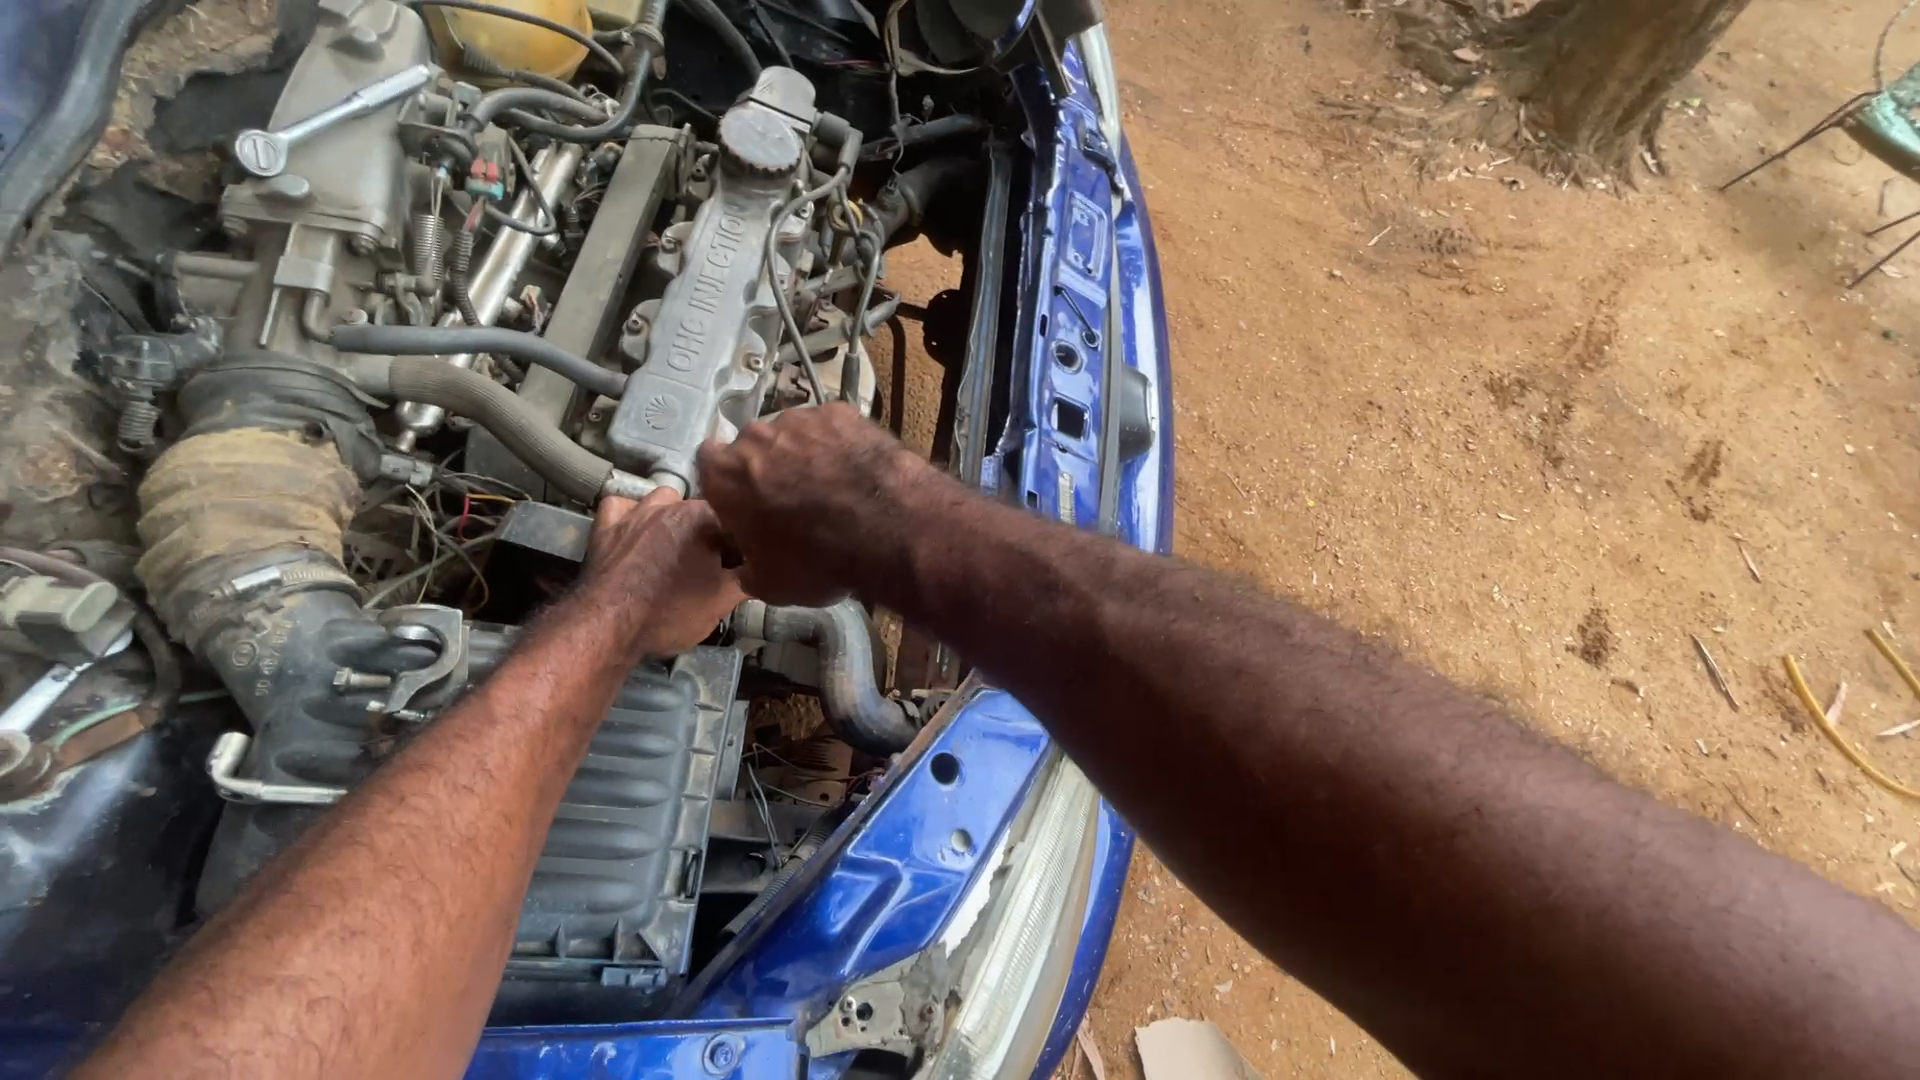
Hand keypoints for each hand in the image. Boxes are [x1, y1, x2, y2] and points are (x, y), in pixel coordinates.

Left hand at [584, 488, 746, 656]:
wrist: (610, 627)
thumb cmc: (672, 613)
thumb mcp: (723, 603)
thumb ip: (749, 580)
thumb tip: (766, 570)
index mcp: (706, 517)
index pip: (736, 521)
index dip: (742, 545)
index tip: (739, 567)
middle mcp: (673, 504)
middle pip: (702, 510)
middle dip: (710, 531)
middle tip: (711, 564)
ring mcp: (636, 512)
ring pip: (665, 499)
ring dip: (673, 515)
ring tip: (675, 544)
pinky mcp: (606, 525)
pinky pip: (621, 505)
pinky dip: (630, 514)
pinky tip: (636, 531)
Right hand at [696, 403, 948, 606]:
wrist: (886, 529)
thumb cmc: (818, 561)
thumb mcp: (772, 585)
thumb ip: (749, 569)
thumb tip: (749, 570)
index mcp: (724, 475)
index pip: (709, 465)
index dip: (730, 484)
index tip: (748, 503)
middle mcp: (754, 435)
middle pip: (753, 446)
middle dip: (769, 467)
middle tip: (794, 499)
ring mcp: (799, 418)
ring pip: (793, 434)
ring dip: (805, 454)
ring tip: (833, 487)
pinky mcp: (840, 411)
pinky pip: (832, 427)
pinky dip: (840, 444)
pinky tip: (858, 470)